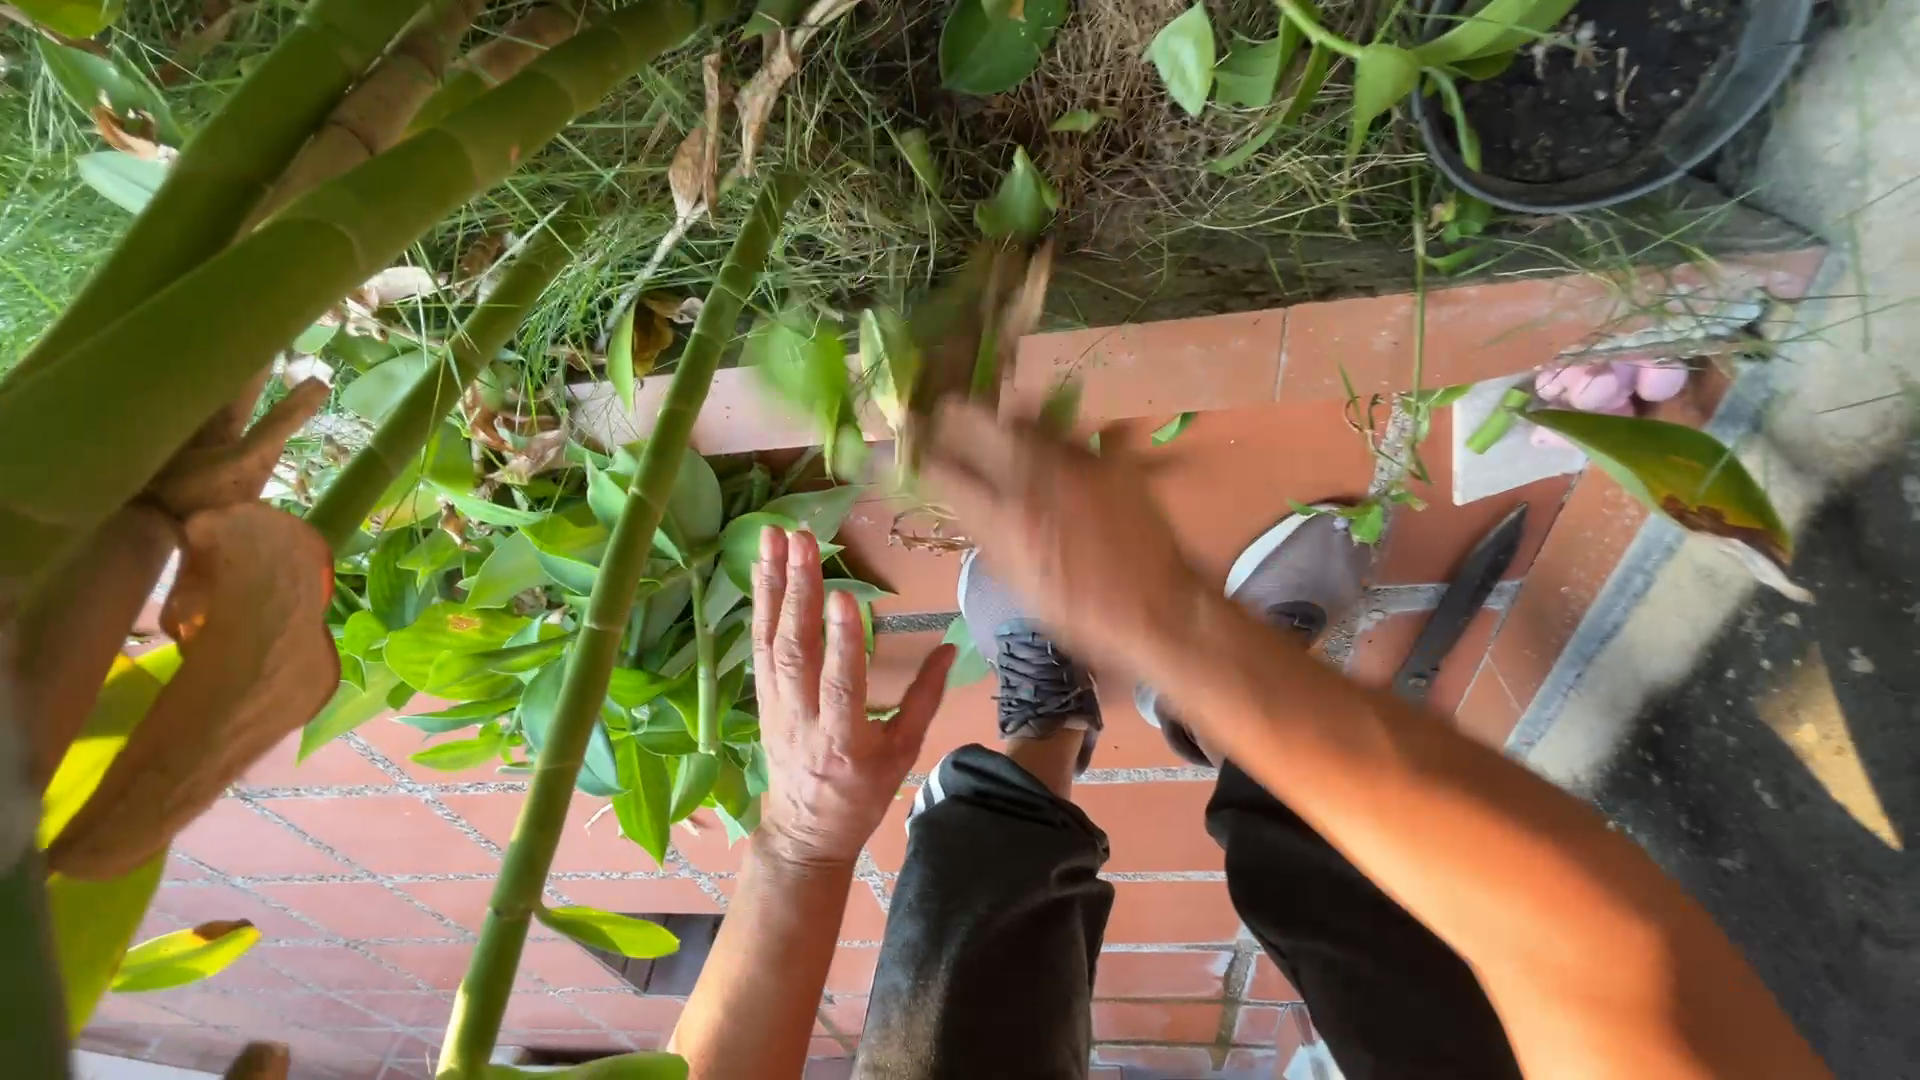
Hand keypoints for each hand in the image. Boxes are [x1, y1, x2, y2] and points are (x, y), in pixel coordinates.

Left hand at [751, 526, 952, 868]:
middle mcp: (801, 717)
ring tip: (773, 537)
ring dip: (772, 586)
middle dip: (799, 591)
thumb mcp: (903, 753)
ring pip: (770, 641)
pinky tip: (762, 570)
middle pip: (796, 650)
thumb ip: (924, 699)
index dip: (841, 641)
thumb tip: (949, 649)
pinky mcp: (761, 696)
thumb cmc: (861, 793)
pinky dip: (759, 604)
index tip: (845, 595)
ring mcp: (774, 705)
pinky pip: (758, 646)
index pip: (840, 684)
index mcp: (843, 738)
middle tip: (802, 539)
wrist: (805, 831)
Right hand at [923, 401, 1207, 668]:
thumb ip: (988, 537)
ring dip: (1005, 418)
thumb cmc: (1081, 614)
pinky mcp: (1112, 459)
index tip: (912, 446)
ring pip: (1027, 417)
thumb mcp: (1019, 584)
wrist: (1156, 609)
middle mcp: (1035, 477)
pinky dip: (1059, 436)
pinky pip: (1078, 433)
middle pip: (980, 422)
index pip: (944, 469)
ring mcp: (1077, 461)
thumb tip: (967, 506)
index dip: (921, 454)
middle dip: (953, 416)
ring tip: (998, 422)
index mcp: (1004, 516)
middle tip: (945, 414)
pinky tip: (1058, 447)